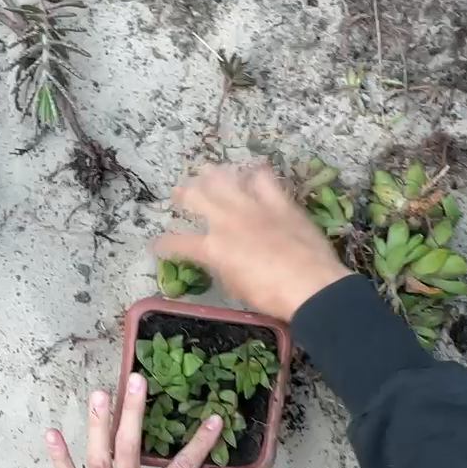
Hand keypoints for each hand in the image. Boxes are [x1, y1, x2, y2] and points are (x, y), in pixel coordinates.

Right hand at [154, 163, 353, 321]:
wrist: (310, 285)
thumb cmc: (270, 296)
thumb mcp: (237, 288)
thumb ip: (224, 269)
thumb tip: (222, 262)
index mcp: (213, 249)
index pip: (179, 243)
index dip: (164, 244)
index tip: (155, 244)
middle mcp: (227, 221)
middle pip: (197, 197)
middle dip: (183, 194)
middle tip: (178, 192)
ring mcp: (254, 207)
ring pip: (226, 179)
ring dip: (213, 174)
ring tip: (208, 171)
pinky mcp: (279, 203)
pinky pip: (264, 179)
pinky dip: (254, 174)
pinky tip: (252, 171)